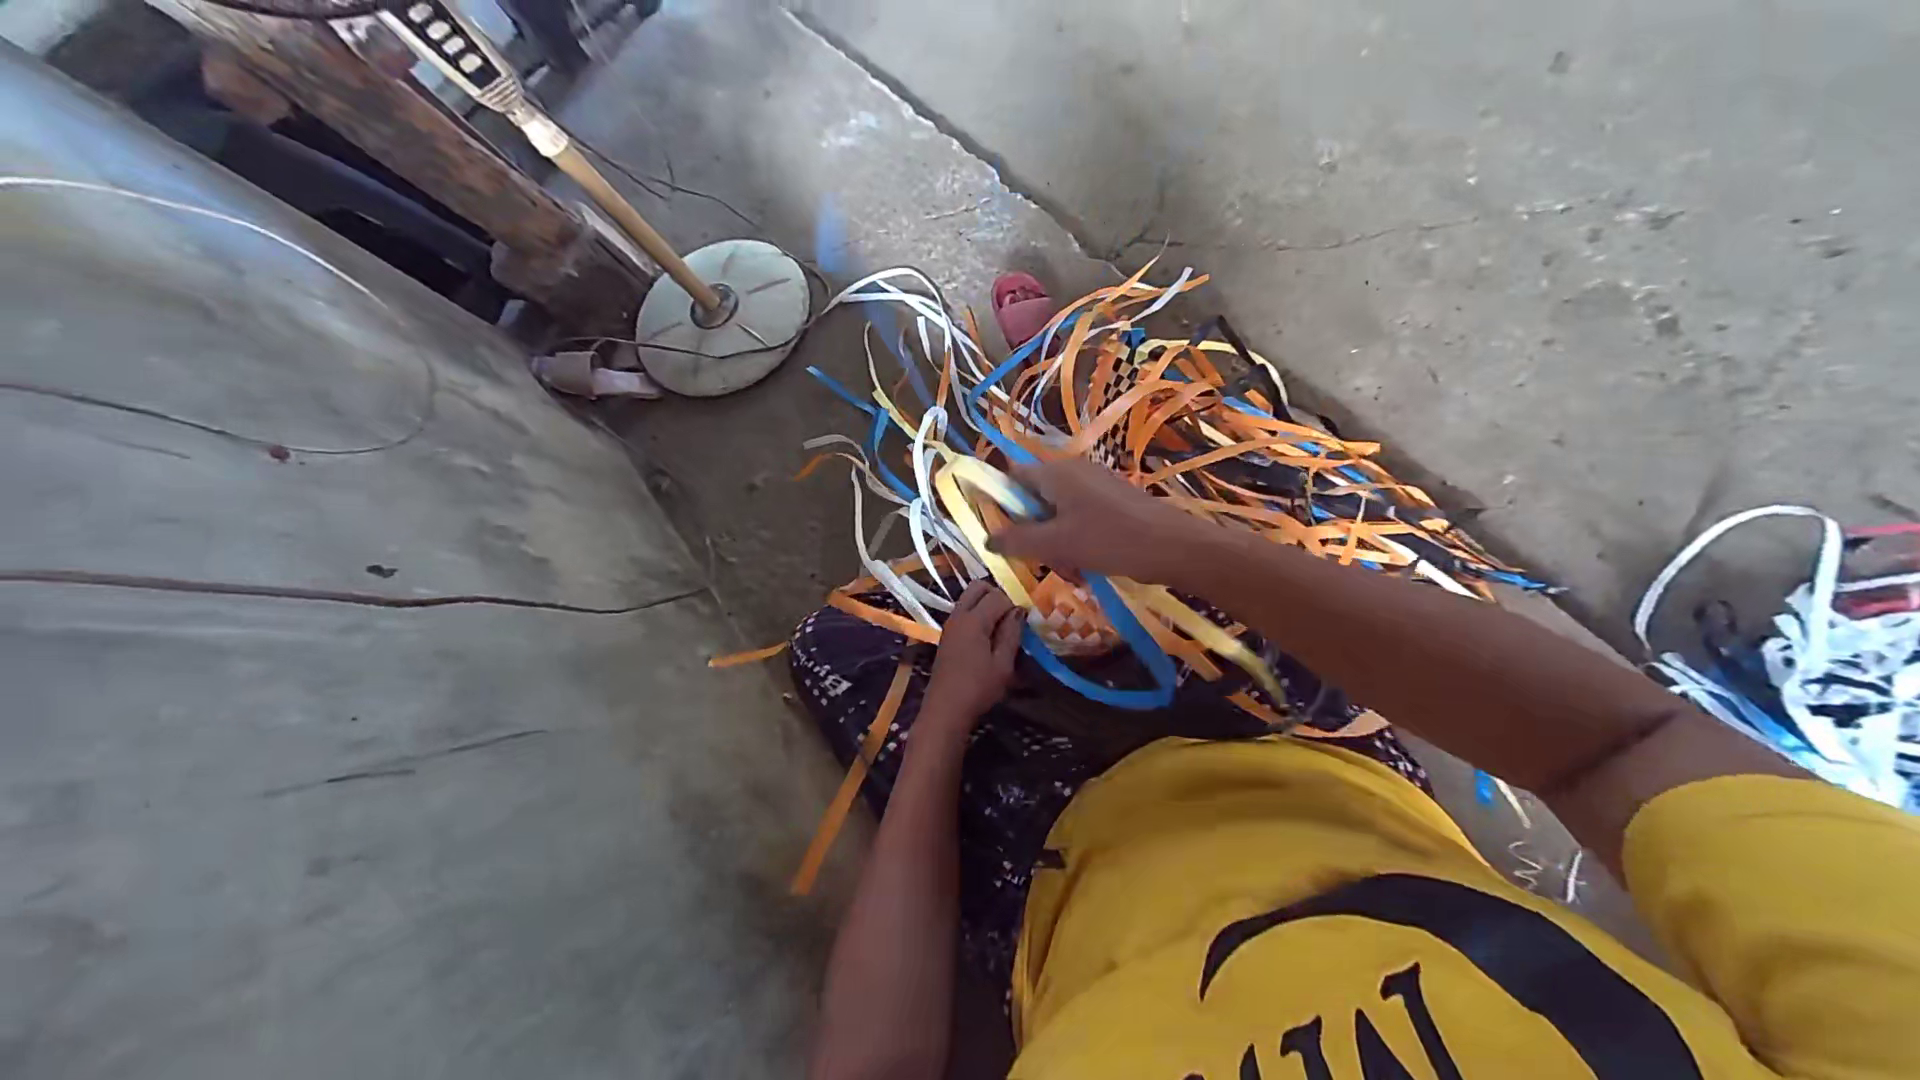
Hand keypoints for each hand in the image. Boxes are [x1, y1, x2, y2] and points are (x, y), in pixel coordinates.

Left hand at [923, 580, 1023, 727]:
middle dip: (997, 594)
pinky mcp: (947, 634)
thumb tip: (1019, 611)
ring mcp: (950, 624)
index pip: (998, 595)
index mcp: (973, 620)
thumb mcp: (1003, 664)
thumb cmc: (978, 688)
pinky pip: (964, 611)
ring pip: (969, 598)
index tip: (1022, 625)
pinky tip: (987, 637)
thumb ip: (1011, 633)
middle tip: (1010, 617)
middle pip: (978, 587)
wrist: (945, 709)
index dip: (1013, 605)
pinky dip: (977, 615)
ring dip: (986, 605)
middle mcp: (958, 615)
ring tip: (1001, 629)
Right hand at [987, 459, 1205, 583]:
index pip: (1012, 476)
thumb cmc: (1110, 540)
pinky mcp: (1113, 500)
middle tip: (1041, 558)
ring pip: (1058, 512)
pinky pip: (1080, 517)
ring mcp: (1095, 484)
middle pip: (1034, 497)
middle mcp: (1073, 471)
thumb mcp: (1056, 544)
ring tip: (1069, 566)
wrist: (1174, 547)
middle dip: (1032, 530)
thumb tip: (988, 539)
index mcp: (1055, 473)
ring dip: (1055, 540)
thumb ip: (1017, 541)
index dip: (1000, 502)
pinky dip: (1076, 539)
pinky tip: (1088, 563)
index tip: (1003, 534)